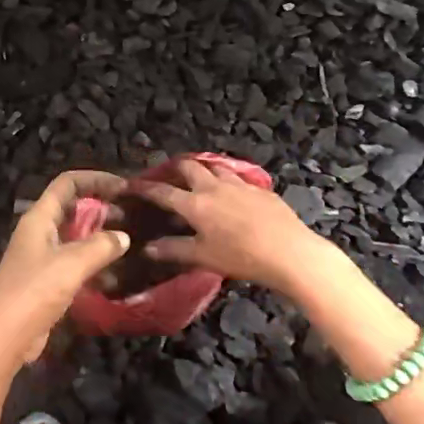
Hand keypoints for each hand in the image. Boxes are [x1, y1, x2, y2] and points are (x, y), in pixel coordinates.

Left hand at [0, 171, 130, 367]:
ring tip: (132, 244)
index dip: (94, 179)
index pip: (66, 184)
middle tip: (134, 217)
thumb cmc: (34, 291)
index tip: (124, 186)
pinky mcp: (47, 282)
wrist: (4, 336)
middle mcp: (39, 232)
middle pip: (72, 209)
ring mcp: (42, 257)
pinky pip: (75, 264)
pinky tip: (118, 276)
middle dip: (101, 208)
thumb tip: (122, 236)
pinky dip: (95, 265)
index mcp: (38, 218)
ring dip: (100, 238)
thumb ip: (99, 246)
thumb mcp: (70, 264)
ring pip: (75, 238)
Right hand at [130, 158, 334, 292]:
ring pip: (216, 168)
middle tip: (171, 175)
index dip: (144, 188)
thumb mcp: (204, 257)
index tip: (131, 185)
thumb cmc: (242, 257)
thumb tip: (148, 248)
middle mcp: (213, 187)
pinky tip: (235, 194)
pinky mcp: (262, 190)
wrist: (292, 254)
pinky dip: (231, 182)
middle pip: (189, 166)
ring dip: (205, 170)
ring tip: (202, 179)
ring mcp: (239, 185)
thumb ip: (174, 250)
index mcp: (194, 203)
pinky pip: (240, 179)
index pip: (162, 191)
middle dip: (176, 168)